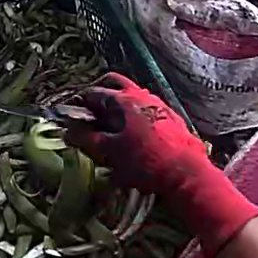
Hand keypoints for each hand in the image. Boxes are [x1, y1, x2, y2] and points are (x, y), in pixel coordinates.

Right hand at [66, 73, 257, 254]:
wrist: (189, 176)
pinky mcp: (174, 118)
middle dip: (99, 92)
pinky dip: (136, 114)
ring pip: (133, 94)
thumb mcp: (110, 153)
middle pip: (114, 82)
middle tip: (90, 110)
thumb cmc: (145, 162)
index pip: (93, 92)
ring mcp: (160, 104)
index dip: (78, 102)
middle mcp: (142, 95)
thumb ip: (86, 139)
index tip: (71, 114)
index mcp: (123, 100)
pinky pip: (149, 108)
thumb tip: (68, 131)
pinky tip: (136, 133)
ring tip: (111, 124)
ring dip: (119, 103)